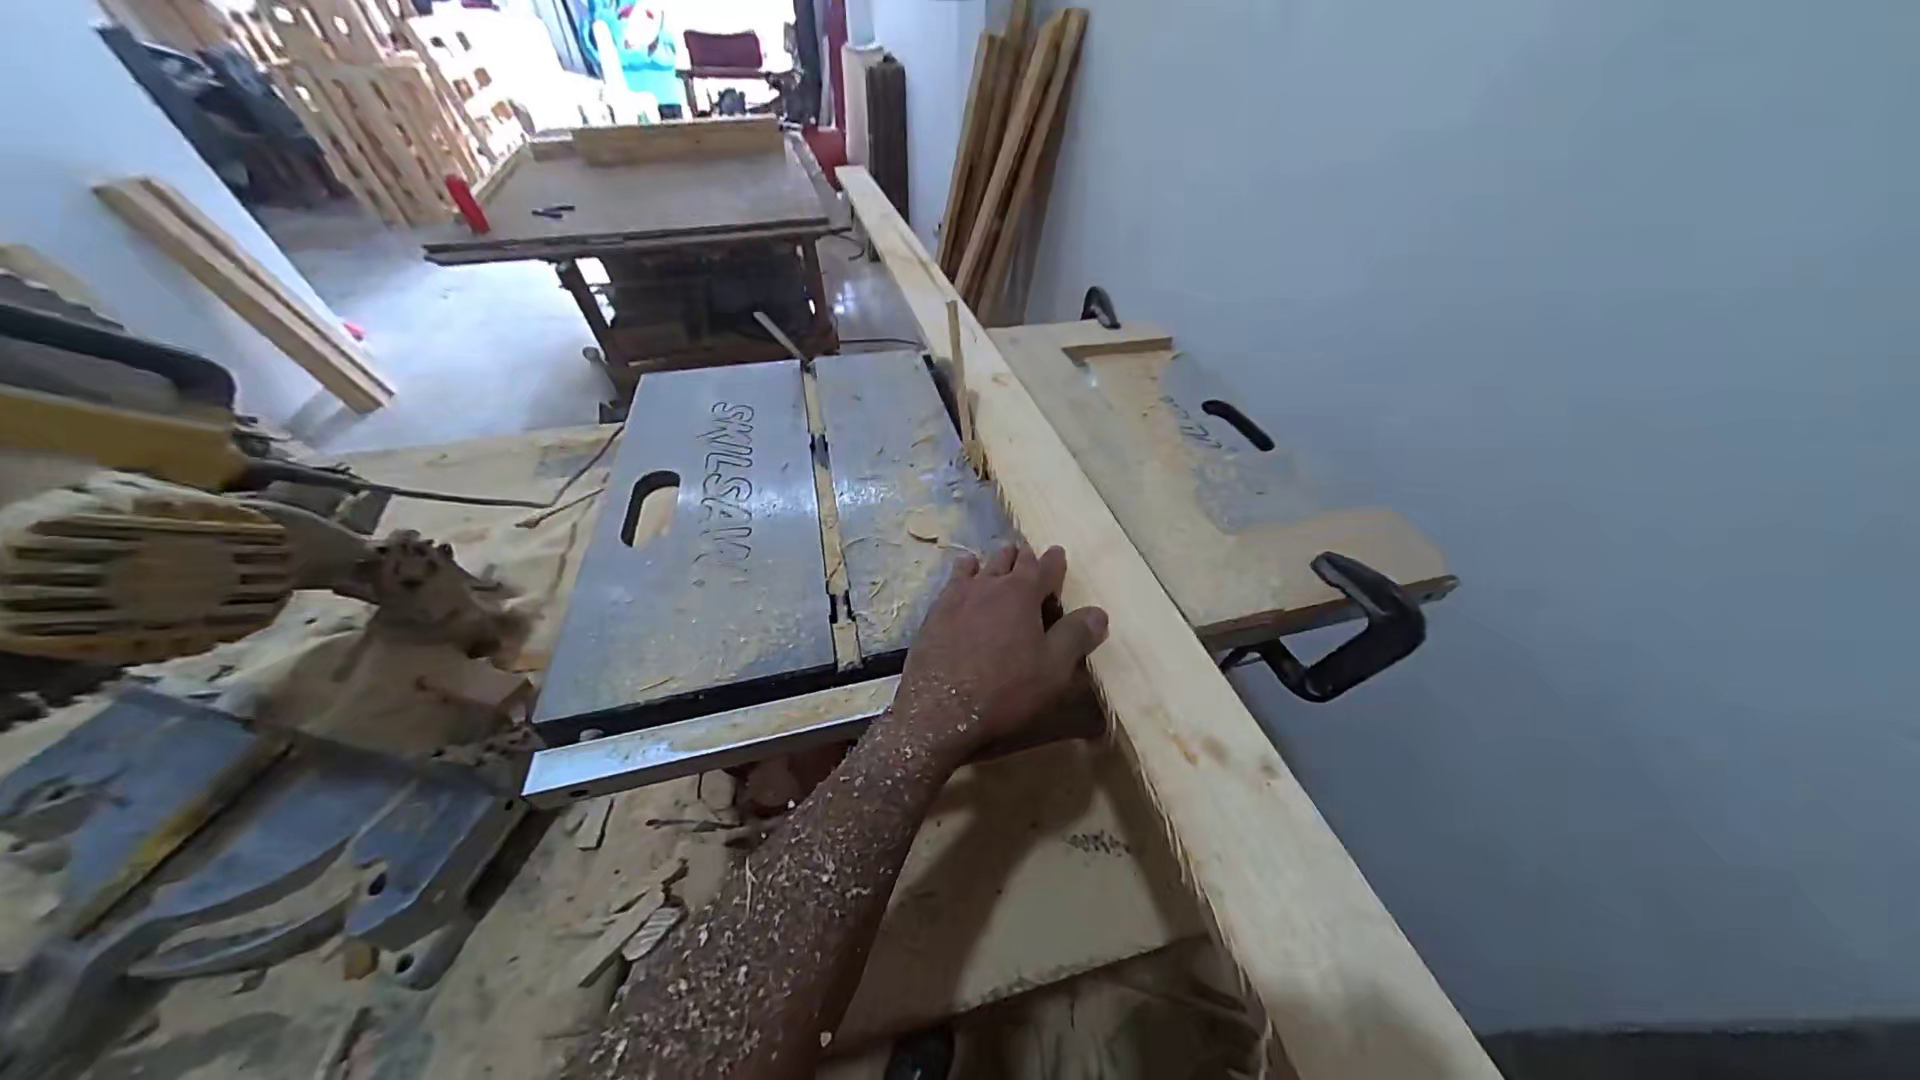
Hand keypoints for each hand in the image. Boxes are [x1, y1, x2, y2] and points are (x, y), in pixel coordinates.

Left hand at [891, 545, 1108, 751]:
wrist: (940, 709)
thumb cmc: (1005, 688)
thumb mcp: (1053, 668)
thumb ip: (1076, 636)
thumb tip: (1098, 612)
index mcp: (1022, 593)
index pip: (1043, 567)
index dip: (1054, 560)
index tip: (1058, 552)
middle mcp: (989, 585)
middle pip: (1008, 560)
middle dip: (1021, 557)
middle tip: (1027, 557)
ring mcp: (957, 596)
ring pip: (977, 565)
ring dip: (991, 562)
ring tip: (995, 562)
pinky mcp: (934, 613)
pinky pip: (952, 582)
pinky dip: (963, 575)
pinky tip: (962, 582)